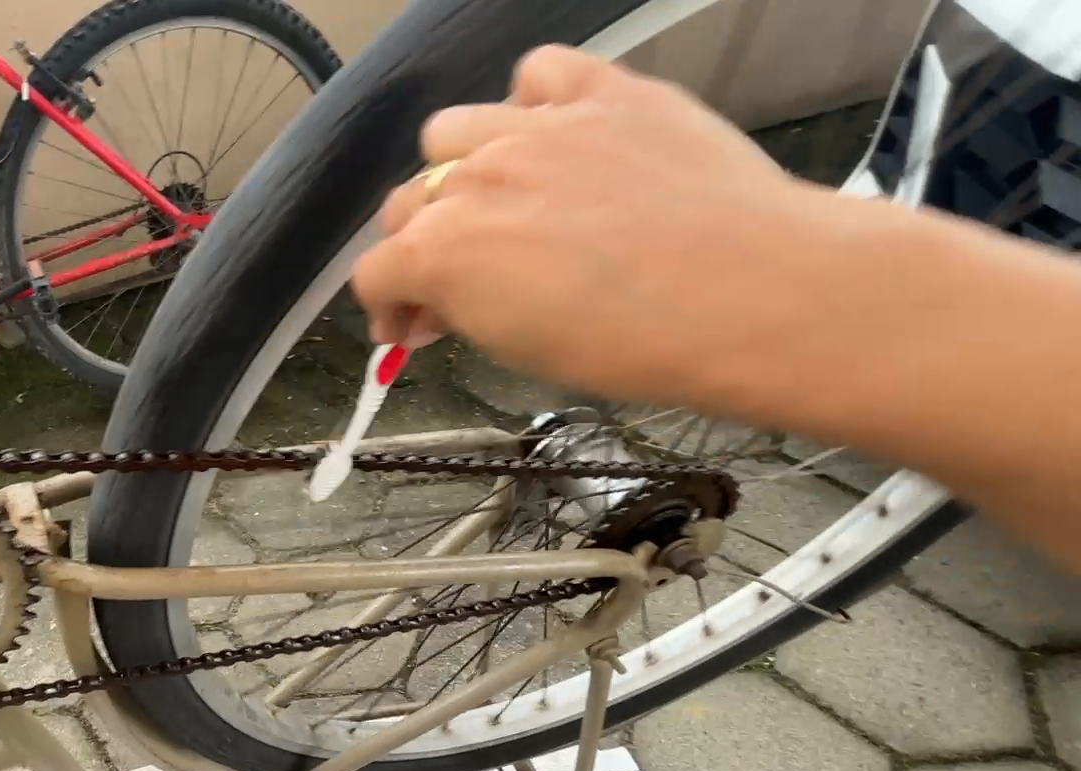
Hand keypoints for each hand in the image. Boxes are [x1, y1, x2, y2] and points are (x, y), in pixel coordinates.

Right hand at [351, 46, 855, 410]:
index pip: (372, 274)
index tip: (412, 331)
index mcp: (436, 252)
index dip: (386, 308)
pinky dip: (530, 104)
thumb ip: (455, 311)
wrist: (747, 294)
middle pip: (404, 204)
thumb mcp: (510, 347)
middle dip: (417, 249)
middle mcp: (469, 180)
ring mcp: (534, 127)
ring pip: (449, 132)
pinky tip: (550, 138)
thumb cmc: (622, 344)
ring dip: (457, 172)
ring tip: (497, 201)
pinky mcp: (603, 93)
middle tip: (455, 283)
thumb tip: (435, 304)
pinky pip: (538, 73)